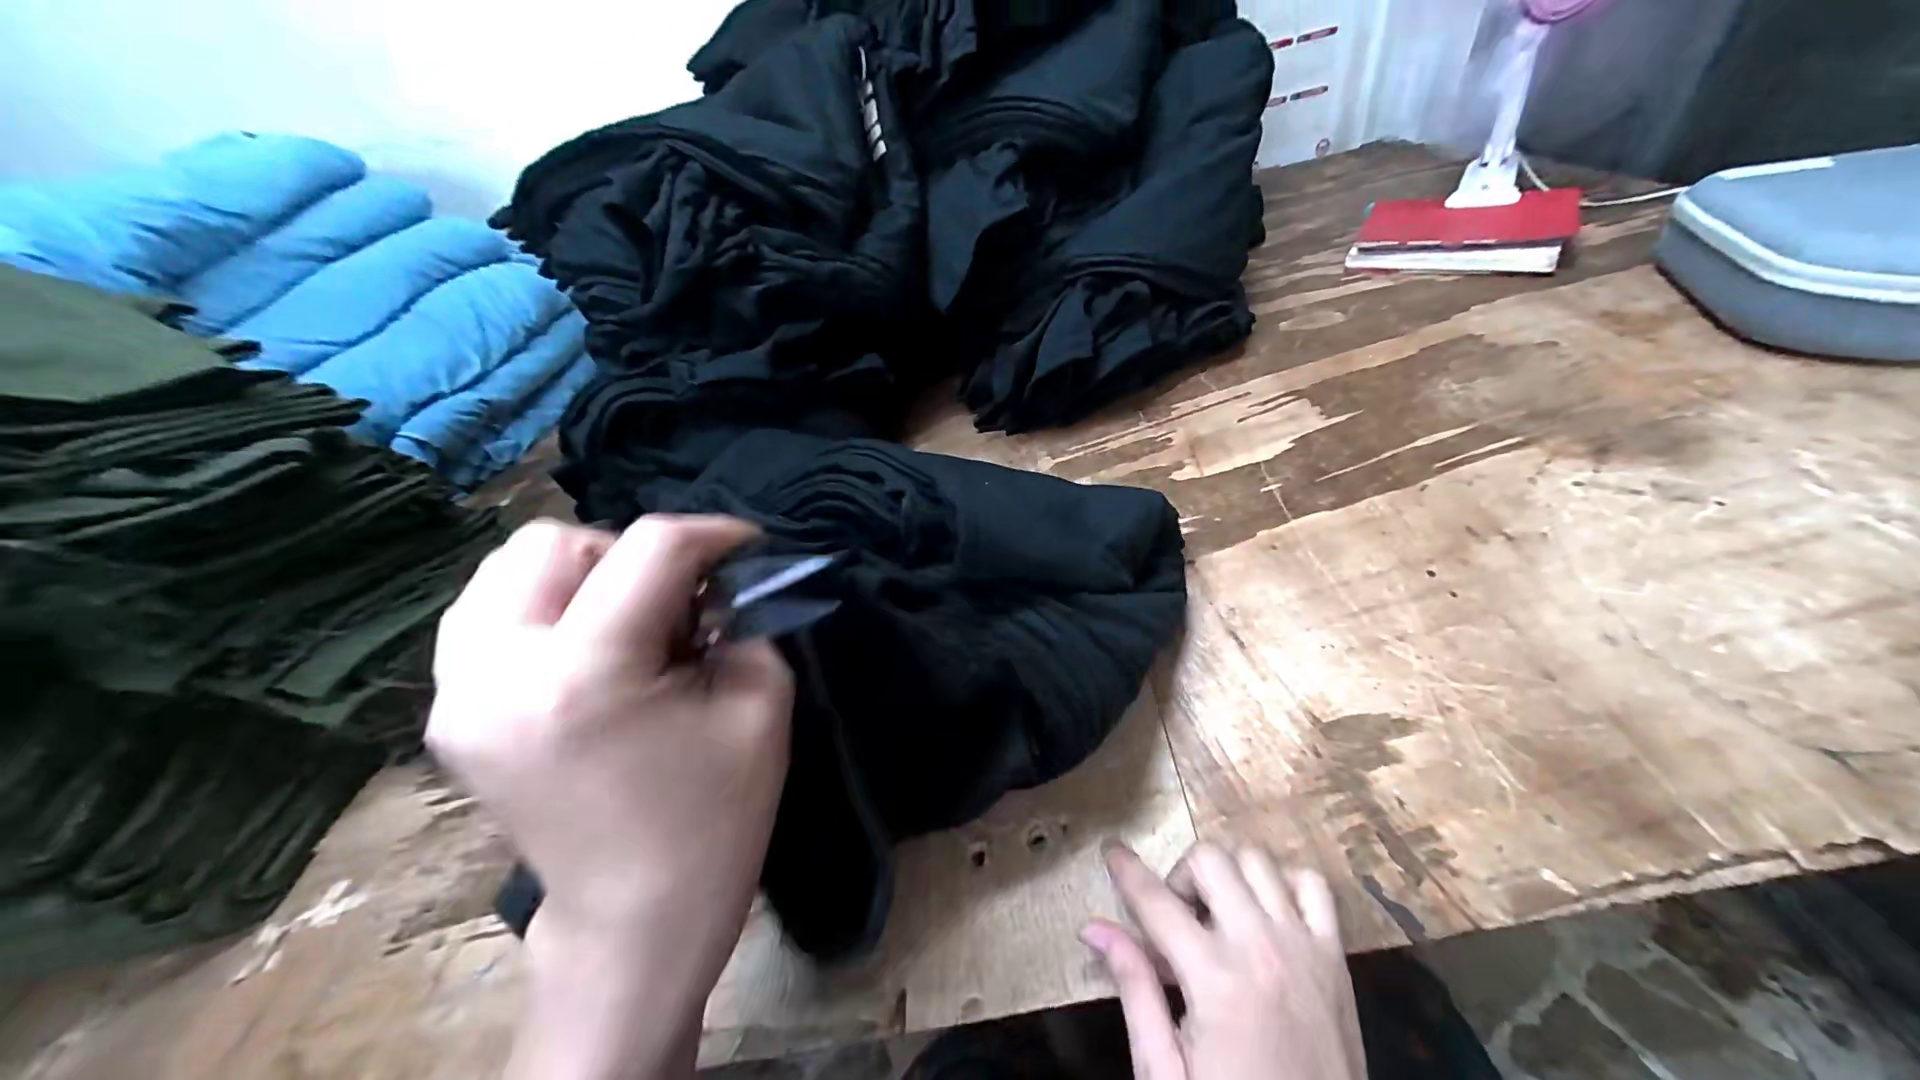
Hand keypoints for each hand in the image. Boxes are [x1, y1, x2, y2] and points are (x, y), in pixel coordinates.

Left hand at [428, 516, 793, 1079]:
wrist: (637, 915)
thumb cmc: (716, 817)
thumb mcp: (761, 702)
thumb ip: (741, 620)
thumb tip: (712, 581)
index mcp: (585, 677)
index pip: (648, 550)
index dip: (711, 533)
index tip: (747, 546)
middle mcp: (498, 674)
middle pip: (557, 541)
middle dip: (632, 554)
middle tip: (679, 600)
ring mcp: (457, 695)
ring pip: (510, 567)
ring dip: (585, 573)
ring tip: (632, 620)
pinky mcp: (449, 712)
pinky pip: (489, 612)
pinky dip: (547, 605)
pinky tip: (588, 644)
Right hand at [1083, 844, 1366, 1079]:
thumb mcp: (1165, 1071)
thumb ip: (1133, 989)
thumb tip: (1093, 928)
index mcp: (1214, 979)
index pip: (1155, 900)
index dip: (1125, 869)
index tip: (1111, 850)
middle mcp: (1261, 947)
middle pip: (1209, 859)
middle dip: (1179, 876)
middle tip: (1172, 918)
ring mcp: (1305, 948)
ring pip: (1256, 859)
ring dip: (1227, 874)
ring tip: (1216, 914)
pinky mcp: (1337, 959)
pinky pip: (1311, 883)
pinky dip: (1282, 883)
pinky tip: (1264, 913)